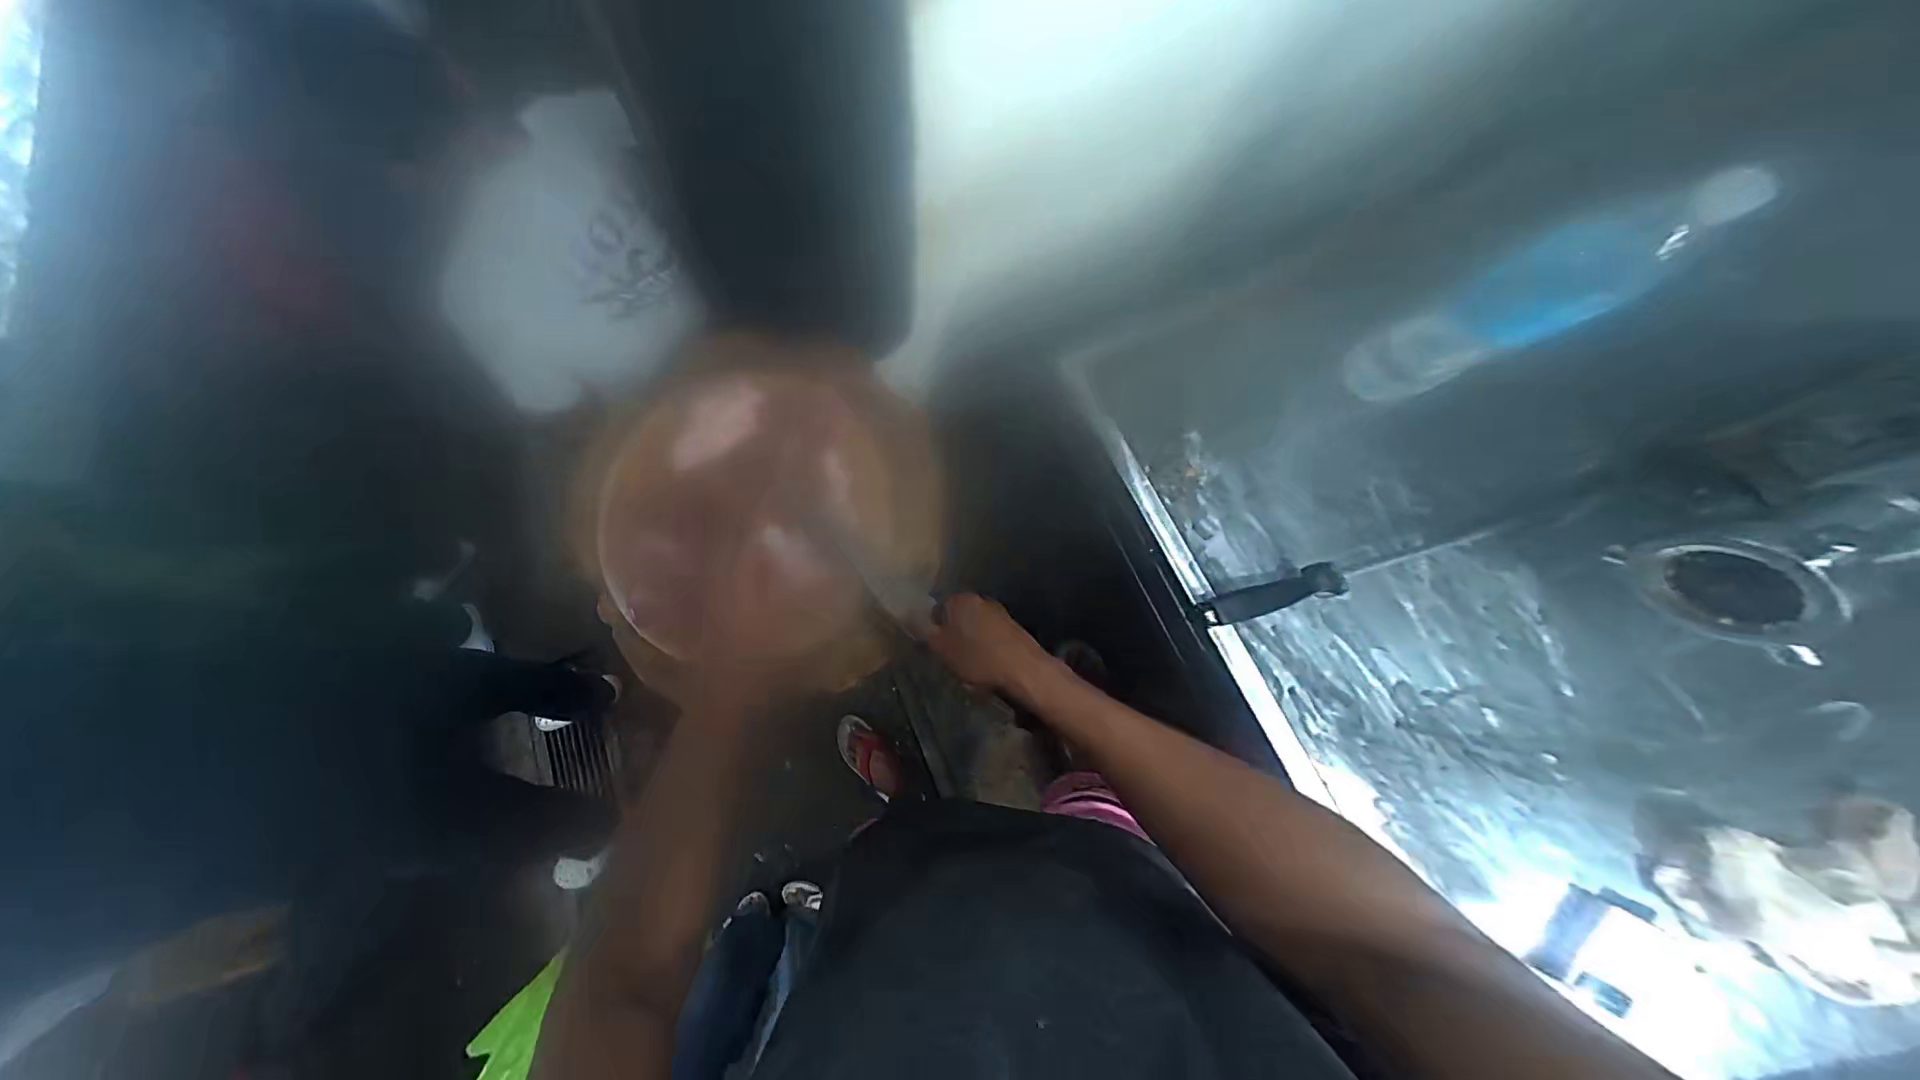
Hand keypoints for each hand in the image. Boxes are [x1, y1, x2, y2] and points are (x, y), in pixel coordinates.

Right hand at [924, 593, 1056, 696]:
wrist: (1024, 669)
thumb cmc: (977, 658)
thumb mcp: (942, 649)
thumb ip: (926, 632)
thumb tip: (910, 617)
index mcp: (960, 600)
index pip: (937, 610)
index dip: (933, 632)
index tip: (936, 650)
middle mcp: (980, 600)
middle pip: (958, 619)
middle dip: (953, 638)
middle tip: (951, 660)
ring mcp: (1000, 613)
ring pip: (975, 629)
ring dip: (970, 646)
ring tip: (971, 669)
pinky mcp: (1014, 628)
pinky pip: (991, 639)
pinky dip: (987, 651)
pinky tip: (988, 668)